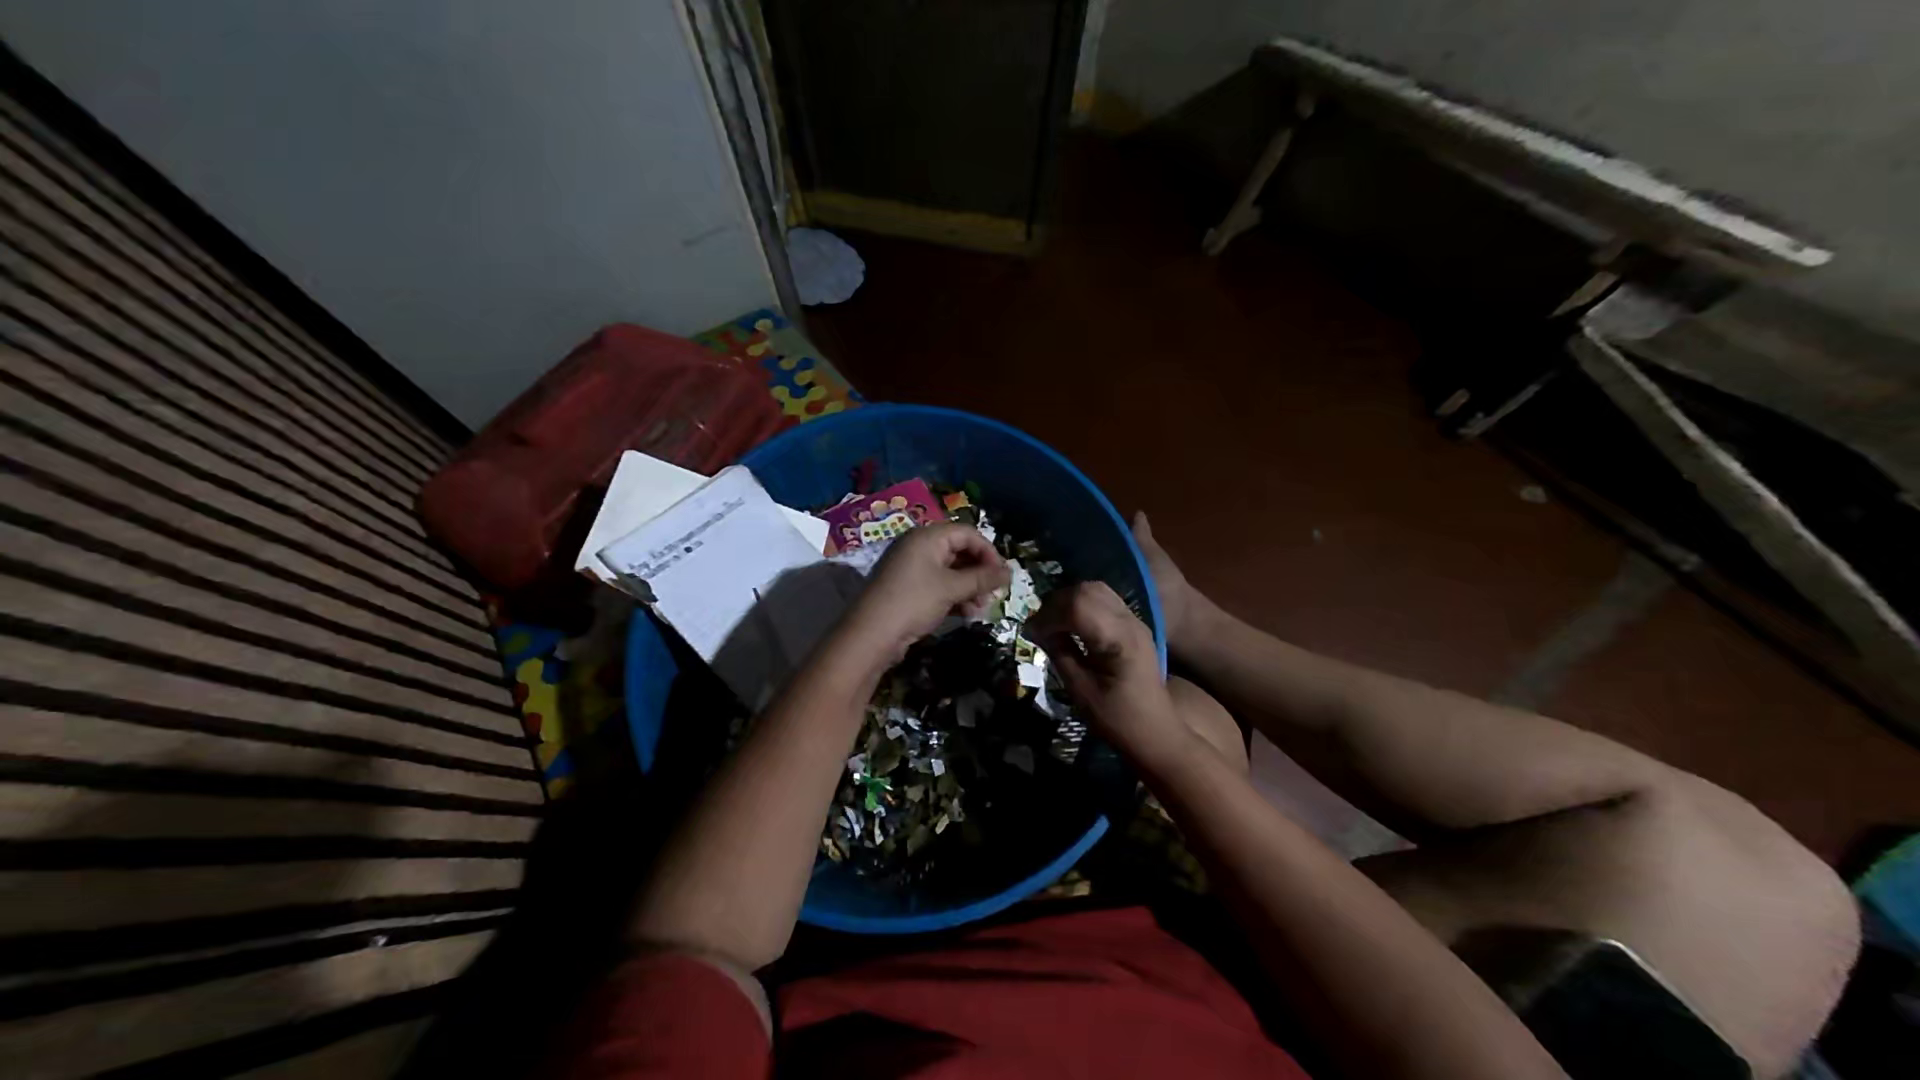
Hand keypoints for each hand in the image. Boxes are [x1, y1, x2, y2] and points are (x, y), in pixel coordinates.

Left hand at [842, 523, 1008, 660]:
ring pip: (950, 570)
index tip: (1002, 576)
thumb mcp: (952, 589)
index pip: (968, 533)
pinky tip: (966, 614)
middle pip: (959, 551)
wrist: (871, 634)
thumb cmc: (913, 602)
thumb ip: (982, 578)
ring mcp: (911, 568)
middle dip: (979, 572)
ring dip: (969, 588)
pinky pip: (938, 584)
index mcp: (927, 537)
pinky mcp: (908, 588)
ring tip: (980, 609)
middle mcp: (919, 546)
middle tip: (994, 594)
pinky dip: (954, 596)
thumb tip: (1009, 572)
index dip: (989, 552)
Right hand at [1027, 582, 1183, 763]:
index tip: (1032, 632)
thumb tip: (1037, 630)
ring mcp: (1134, 620)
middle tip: (1040, 626)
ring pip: (1095, 589)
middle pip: (1086, 590)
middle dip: (1056, 603)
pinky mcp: (1133, 624)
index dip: (1049, 614)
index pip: (1077, 606)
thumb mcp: (1081, 691)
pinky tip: (1071, 624)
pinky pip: (1103, 599)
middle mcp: (1129, 621)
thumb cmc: (1117, 719)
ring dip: (1068, 600)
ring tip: (1053, 623)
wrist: (1156, 732)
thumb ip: (1060, 653)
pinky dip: (1081, 603)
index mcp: (1119, 640)